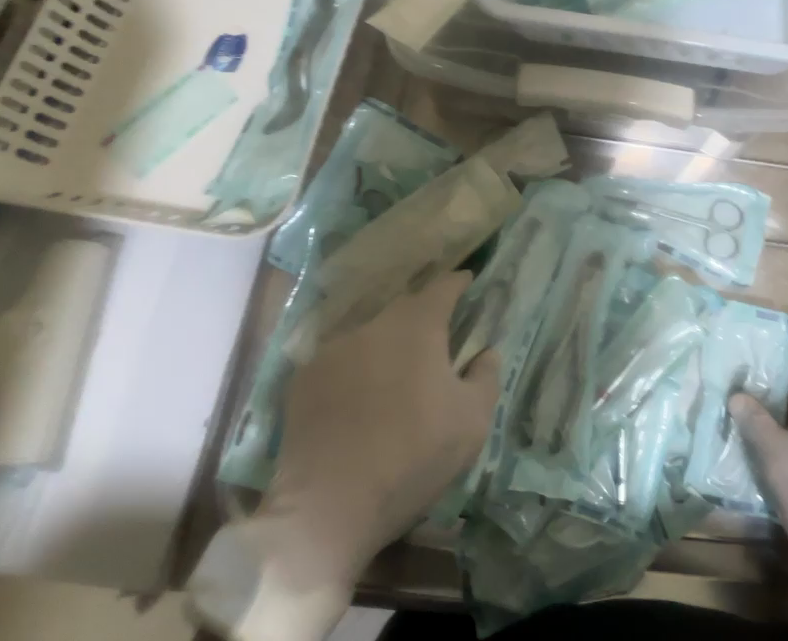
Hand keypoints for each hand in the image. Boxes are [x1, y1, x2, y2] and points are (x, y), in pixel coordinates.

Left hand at [189, 272, 498, 640]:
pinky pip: (339, 365)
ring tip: (395, 380)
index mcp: (416, 328)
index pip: (442, 288)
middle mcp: (371, 328)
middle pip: (403, 311)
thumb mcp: (471, 422)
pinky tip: (359, 405)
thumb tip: (485, 352)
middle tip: (437, 340)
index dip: (457, 283)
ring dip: (386, 350)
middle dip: (422, 319)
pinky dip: (355, 375)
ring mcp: (331, 353)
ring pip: (369, 338)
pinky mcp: (302, 383)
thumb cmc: (413, 457)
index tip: (467, 281)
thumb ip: (485, 378)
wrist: (328, 506)